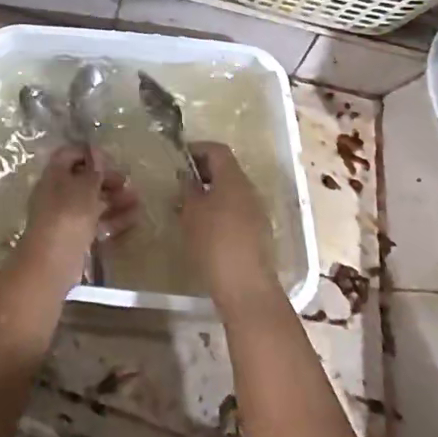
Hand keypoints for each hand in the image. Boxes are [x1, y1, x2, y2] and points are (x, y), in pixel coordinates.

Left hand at [22, 145, 139, 265]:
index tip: (111, 159)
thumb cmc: (68, 214)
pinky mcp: (74, 237)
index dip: (90, 155)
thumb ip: (94, 170)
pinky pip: (95, 223)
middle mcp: (57, 193)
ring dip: (114, 200)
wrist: (52, 262)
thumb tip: (96, 151)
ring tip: (138, 201)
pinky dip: (113, 220)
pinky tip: (134, 219)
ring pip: (92, 203)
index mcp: (54, 175)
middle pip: (83, 180)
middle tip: (127, 182)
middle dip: (107, 179)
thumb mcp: (85, 187)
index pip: (70, 155)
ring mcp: (65, 216)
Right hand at [178, 143, 279, 308]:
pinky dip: (220, 210)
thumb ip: (188, 189)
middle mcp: (249, 189)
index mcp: (233, 178)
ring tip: (188, 207)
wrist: (246, 287)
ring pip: (232, 191)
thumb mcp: (191, 213)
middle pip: (226, 169)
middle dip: (203, 172)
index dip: (197, 149)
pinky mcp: (258, 232)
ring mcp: (257, 211)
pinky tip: (204, 228)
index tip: (179, 160)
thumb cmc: (214, 243)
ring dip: (211, 193)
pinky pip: (237, 210)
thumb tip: (186, 177)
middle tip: (181, 184)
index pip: (217, 150)